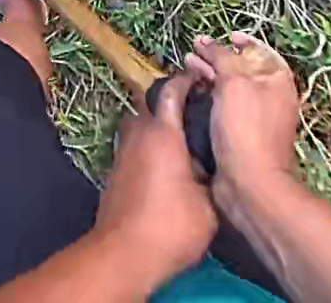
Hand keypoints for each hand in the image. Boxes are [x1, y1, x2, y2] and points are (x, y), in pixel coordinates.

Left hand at [94, 73, 218, 288]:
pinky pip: (136, 141)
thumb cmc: (170, 226)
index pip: (172, 90)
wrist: (123, 252)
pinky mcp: (116, 166)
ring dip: (159, 123)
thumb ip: (213, 177)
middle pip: (153, 101)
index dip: (187, 80)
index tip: (202, 78)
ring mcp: (124, 147)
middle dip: (172, 101)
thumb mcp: (208, 206)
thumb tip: (214, 165)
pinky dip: (150, 142)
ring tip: (184, 139)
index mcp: (162, 132)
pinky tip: (167, 163)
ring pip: (142, 121)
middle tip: (196, 111)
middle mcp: (139, 131)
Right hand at [185, 32, 302, 215]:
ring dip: (210, 72)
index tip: (225, 36)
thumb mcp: (233, 81)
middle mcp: (270, 98)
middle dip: (218, 55)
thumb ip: (222, 56)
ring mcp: (256, 117)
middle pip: (243, 67)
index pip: (262, 51)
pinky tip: (192, 88)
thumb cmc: (245, 127)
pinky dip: (209, 93)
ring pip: (230, 86)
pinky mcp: (240, 134)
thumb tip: (209, 43)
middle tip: (195, 48)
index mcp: (277, 82)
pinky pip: (224, 105)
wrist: (249, 184)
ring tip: (187, 63)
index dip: (243, 41)